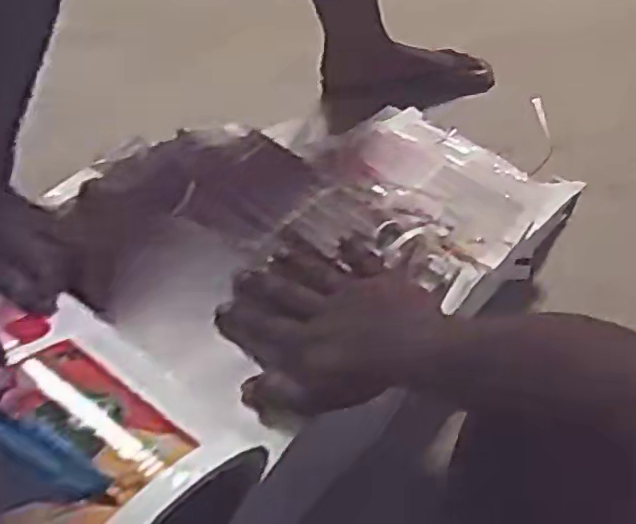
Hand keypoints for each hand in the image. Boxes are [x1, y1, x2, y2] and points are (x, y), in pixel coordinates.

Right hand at [215, 238, 457, 416]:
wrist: (413, 346)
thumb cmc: (368, 377)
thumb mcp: (320, 397)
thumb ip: (283, 392)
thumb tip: (247, 385)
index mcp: (308, 340)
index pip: (268, 329)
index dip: (244, 319)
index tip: (223, 307)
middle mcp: (326, 309)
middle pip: (290, 294)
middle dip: (264, 284)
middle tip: (242, 271)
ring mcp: (354, 289)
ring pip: (321, 271)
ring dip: (300, 260)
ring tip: (280, 247)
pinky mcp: (381, 277)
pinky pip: (364, 259)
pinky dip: (354, 248)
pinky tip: (344, 238)